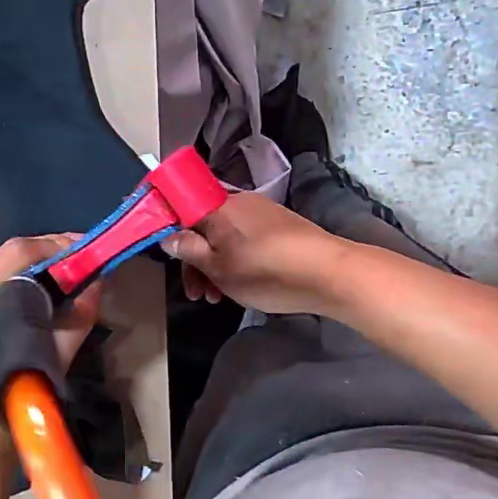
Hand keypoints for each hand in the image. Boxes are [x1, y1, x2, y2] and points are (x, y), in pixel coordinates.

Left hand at [0, 235, 102, 440]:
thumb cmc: (18, 392)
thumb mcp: (58, 353)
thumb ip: (79, 313)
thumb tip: (99, 277)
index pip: (17, 253)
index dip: (56, 246)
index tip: (86, 251)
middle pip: (7, 253)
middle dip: (48, 252)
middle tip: (80, 259)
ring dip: (32, 260)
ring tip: (62, 268)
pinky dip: (15, 271)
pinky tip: (35, 279)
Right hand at [161, 192, 348, 314]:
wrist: (329, 273)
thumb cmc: (265, 271)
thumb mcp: (218, 268)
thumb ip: (189, 250)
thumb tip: (168, 236)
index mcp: (217, 207)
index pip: (181, 209)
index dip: (171, 234)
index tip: (172, 262)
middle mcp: (238, 201)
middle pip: (204, 227)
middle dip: (195, 261)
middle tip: (197, 294)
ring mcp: (262, 211)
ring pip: (225, 236)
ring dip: (215, 265)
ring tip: (219, 297)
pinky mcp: (280, 225)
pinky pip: (246, 239)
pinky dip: (237, 260)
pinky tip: (243, 284)